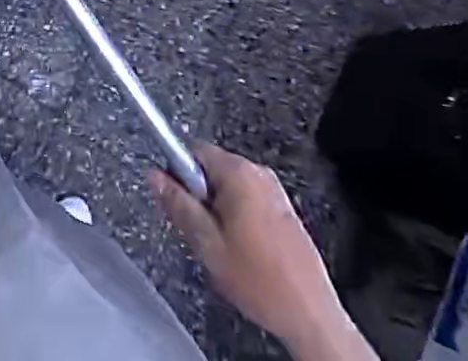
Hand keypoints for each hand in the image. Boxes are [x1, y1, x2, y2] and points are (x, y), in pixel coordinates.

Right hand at [151, 145, 372, 360]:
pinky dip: (236, 219)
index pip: (192, 150)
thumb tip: (156, 177)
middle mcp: (259, 174)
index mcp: (239, 174)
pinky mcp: (283, 209)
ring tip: (223, 247)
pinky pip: (246, 201)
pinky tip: (242, 252)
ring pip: (227, 188)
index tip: (176, 199)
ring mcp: (274, 191)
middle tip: (201, 232)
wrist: (311, 317)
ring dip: (217, 210)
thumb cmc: (262, 282)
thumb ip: (177, 204)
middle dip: (199, 196)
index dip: (177, 174)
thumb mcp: (206, 242)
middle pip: (210, 169)